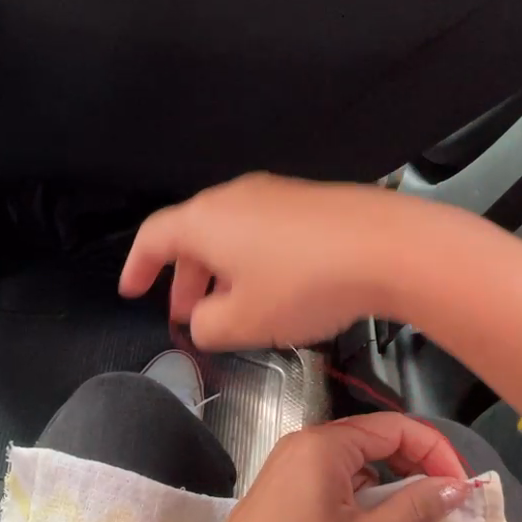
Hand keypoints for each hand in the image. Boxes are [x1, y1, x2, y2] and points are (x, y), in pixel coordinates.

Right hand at [119, 173, 437, 349]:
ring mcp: (274, 195)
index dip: (136, 267)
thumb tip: (202, 320)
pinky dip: (253, 261)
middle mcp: (234, 198)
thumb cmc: (307, 282)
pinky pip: (263, 231)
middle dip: (183, 278)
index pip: (153, 238)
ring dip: (219, 272)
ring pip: (230, 234)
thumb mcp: (242, 322)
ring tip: (229, 309)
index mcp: (205, 221)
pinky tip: (273, 292)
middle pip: (192, 235)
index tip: (131, 288)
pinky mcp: (309, 203)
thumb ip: (206, 326)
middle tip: (184, 312)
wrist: (390, 248)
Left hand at [191, 413, 472, 521]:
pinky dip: (364, 484)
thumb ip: (414, 509)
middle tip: (447, 498)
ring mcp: (292, 459)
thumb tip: (457, 485)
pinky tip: (376, 513)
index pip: (396, 427)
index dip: (436, 451)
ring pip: (356, 454)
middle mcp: (306, 440)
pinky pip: (336, 469)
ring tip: (418, 508)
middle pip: (375, 435)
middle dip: (417, 461)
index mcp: (324, 444)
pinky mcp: (286, 479)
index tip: (462, 487)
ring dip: (391, 474)